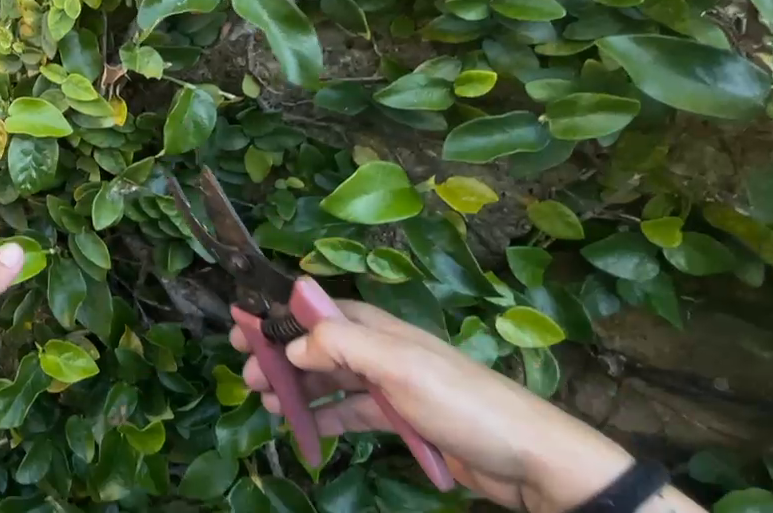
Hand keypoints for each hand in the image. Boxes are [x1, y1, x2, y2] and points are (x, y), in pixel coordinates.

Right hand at [235, 285, 631, 512]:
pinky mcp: (399, 419)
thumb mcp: (398, 365)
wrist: (534, 463)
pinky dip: (322, 416)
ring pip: (326, 379)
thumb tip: (289, 345)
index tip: (239, 331)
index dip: (271, 317)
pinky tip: (301, 426)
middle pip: (311, 345)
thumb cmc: (462, 402)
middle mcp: (375, 348)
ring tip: (266, 402)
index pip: (309, 310)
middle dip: (276, 356)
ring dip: (294, 387)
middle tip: (246, 374)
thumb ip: (339, 345)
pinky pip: (348, 411)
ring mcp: (386, 384)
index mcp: (372, 325)